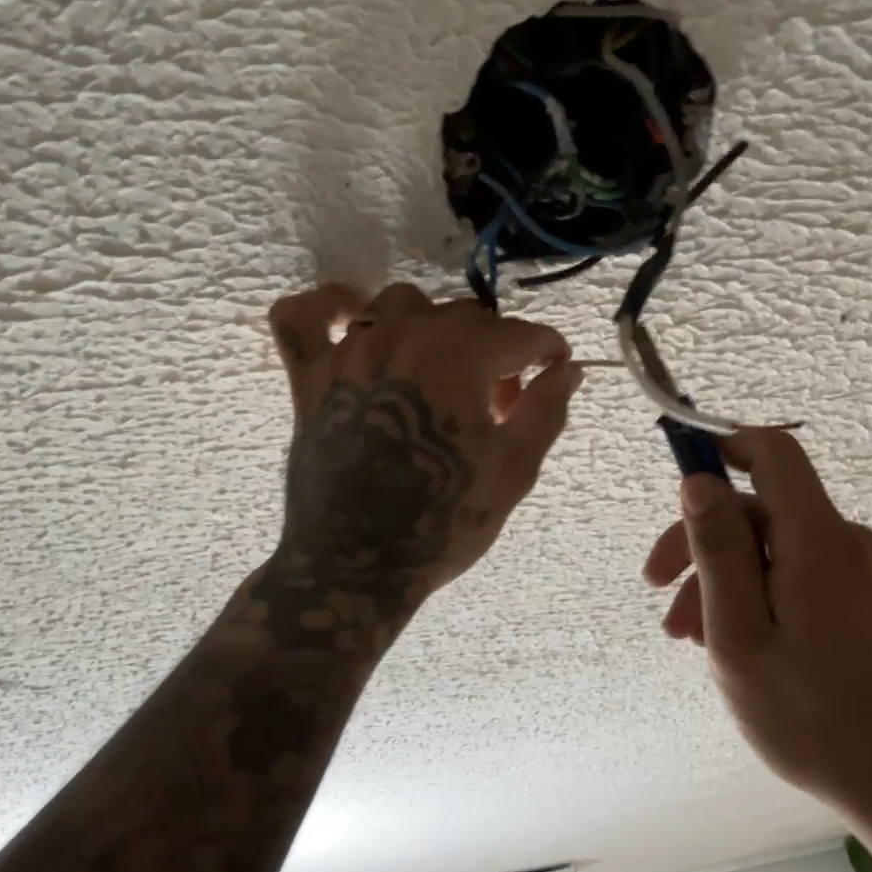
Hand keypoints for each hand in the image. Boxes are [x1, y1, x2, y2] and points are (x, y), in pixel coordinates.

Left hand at [266, 282, 580, 625]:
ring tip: (443, 371)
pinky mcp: (308, 377)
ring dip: (432, 326)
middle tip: (501, 404)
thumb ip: (545, 409)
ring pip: (400, 304)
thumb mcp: (513, 470)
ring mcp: (349, 353)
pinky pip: (303, 317)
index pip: (519, 333)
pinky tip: (354, 320)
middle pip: (465, 316)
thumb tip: (568, 369)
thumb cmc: (443, 522)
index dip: (547, 351)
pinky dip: (328, 307)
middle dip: (496, 350)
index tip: (556, 370)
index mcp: (456, 356)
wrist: (356, 567)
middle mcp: (401, 337)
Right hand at [643, 429, 871, 822]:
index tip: (676, 477)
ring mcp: (854, 573)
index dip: (720, 447)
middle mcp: (843, 542)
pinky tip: (730, 643)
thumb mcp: (739, 636)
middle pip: (759, 507)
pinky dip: (753, 594)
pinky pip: (792, 574)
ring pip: (769, 547)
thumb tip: (698, 481)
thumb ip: (718, 552)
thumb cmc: (810, 716)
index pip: (772, 451)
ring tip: (688, 637)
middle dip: (701, 540)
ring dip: (720, 577)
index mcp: (817, 540)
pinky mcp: (857, 601)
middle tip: (656, 592)